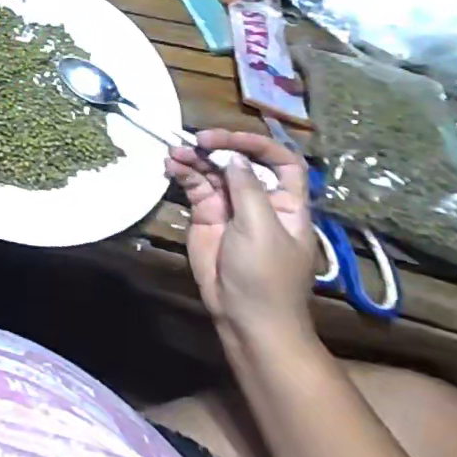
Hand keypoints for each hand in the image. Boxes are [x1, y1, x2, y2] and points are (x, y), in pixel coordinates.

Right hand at [167, 129, 317, 340]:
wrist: (247, 318)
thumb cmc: (266, 275)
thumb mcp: (262, 229)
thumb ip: (247, 189)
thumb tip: (233, 157)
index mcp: (286, 203)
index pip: (281, 161)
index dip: (258, 144)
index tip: (228, 139)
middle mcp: (258, 200)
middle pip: (240, 162)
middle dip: (219, 147)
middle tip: (194, 141)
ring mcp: (230, 208)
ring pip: (213, 171)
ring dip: (195, 158)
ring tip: (175, 153)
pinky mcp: (205, 217)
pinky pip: (194, 186)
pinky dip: (182, 173)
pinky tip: (171, 166)